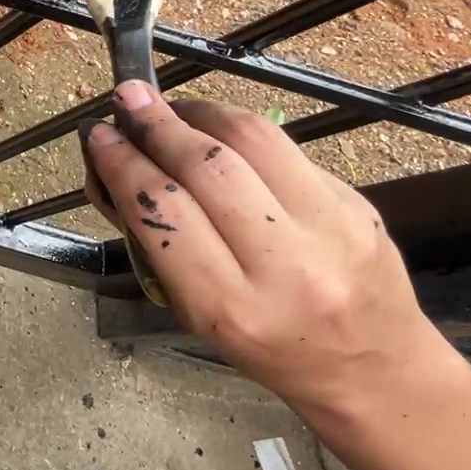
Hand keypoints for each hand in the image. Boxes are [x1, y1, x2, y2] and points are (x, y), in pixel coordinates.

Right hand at [81, 81, 454, 417]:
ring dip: (200, 112)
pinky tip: (214, 131)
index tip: (96, 134)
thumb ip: (152, 234)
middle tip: (126, 98)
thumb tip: (115, 157)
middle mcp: (288, 267)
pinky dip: (237, 131)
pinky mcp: (361, 205)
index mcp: (228, 304)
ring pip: (255, 141)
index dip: (121, 162)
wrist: (374, 370)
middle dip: (157, 125)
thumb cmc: (261, 343)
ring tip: (169, 108)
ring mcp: (335, 231)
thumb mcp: (189, 307)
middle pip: (208, 168)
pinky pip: (286, 150)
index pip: (162, 211)